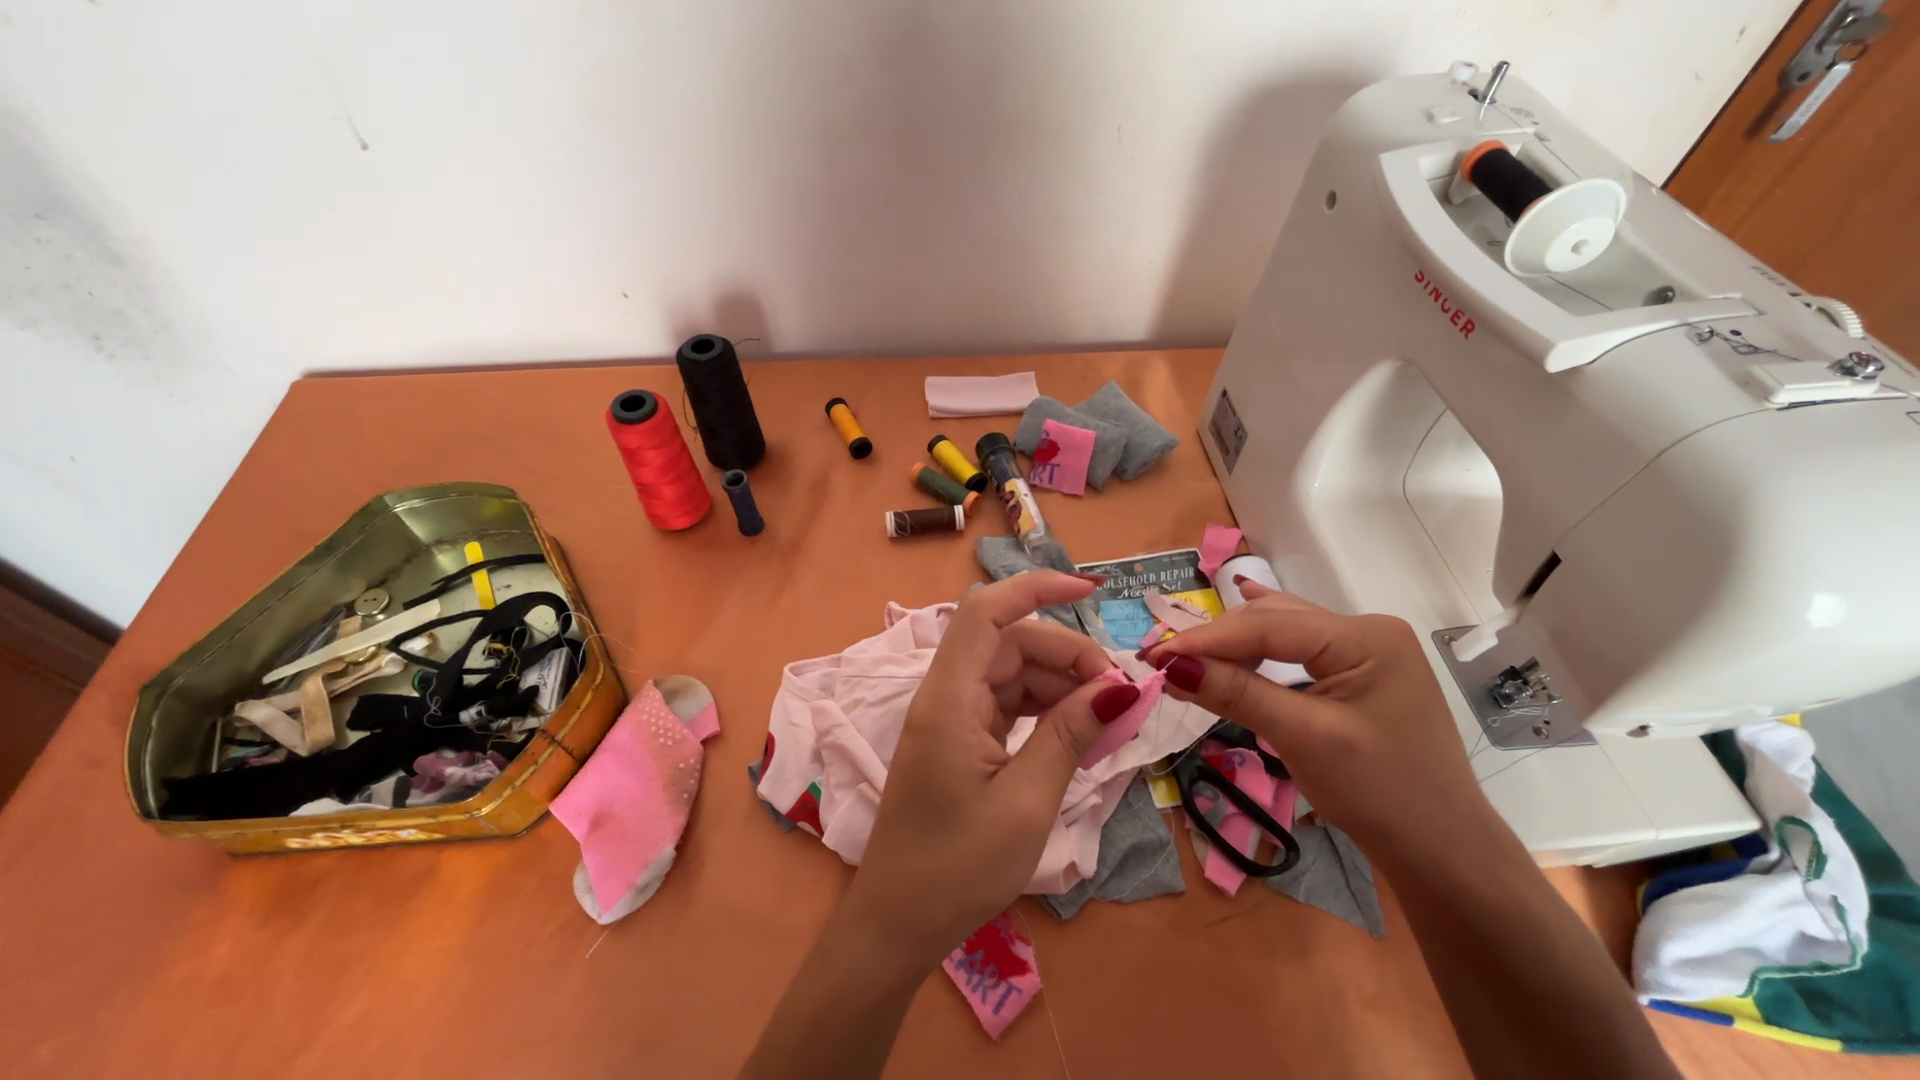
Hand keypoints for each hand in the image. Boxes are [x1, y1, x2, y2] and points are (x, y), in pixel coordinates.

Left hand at [844, 571, 1140, 967]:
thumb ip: (1070, 735)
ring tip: (1109, 720)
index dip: (1037, 587)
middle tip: (1120, 696)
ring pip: (1011, 673)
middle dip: (1068, 657)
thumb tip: (1121, 686)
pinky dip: (1044, 711)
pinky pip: (1006, 705)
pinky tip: (1079, 733)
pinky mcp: (958, 742)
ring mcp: (949, 719)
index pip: (986, 612)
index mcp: (948, 699)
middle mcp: (944, 696)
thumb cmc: (958, 867)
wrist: (898, 923)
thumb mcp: (1027, 802)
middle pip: (1009, 643)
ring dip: (1062, 686)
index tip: (1094, 592)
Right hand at [1142, 581, 1499, 865]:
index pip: (1267, 624)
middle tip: (1160, 660)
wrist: (1443, 850)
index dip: (1205, 639)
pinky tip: (1242, 623)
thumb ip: (1237, 692)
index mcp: (1365, 637)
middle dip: (1216, 640)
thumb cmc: (1379, 793)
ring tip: (1186, 655)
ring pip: (1286, 633)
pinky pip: (1302, 651)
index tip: (1152, 655)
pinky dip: (1263, 649)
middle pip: (1275, 621)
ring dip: (1236, 645)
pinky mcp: (1364, 675)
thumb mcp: (1302, 738)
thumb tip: (1170, 665)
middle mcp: (1369, 630)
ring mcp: (1370, 651)